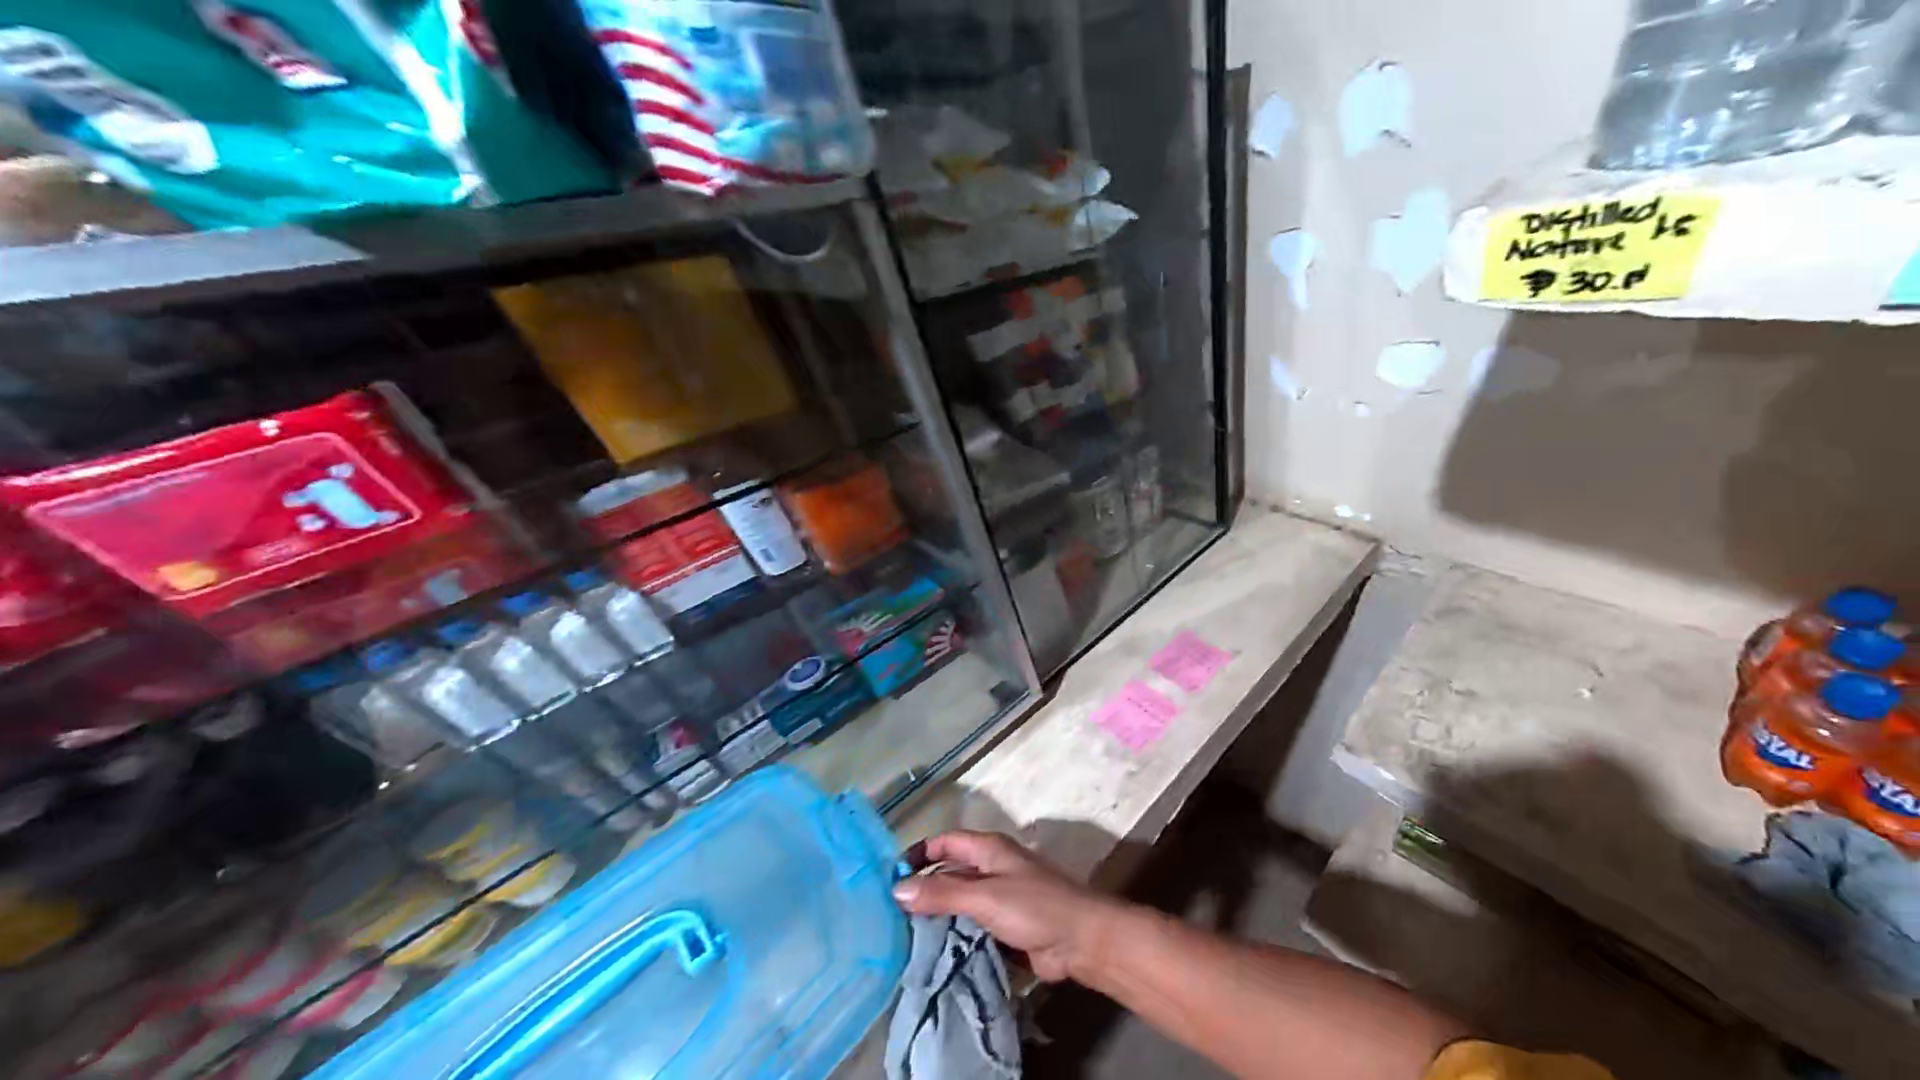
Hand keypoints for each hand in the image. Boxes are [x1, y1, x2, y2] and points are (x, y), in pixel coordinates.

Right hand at [892, 830, 1124, 981]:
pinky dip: (954, 933)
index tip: (891, 874)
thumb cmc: (1035, 908)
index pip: (945, 842)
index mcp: (988, 849)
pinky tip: (933, 951)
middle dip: (924, 887)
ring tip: (903, 934)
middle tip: (890, 911)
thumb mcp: (984, 897)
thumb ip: (942, 893)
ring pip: (959, 901)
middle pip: (950, 872)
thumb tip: (897, 889)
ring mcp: (1000, 897)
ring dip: (937, 914)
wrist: (1083, 941)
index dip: (919, 854)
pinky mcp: (1006, 926)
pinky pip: (972, 925)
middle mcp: (992, 867)